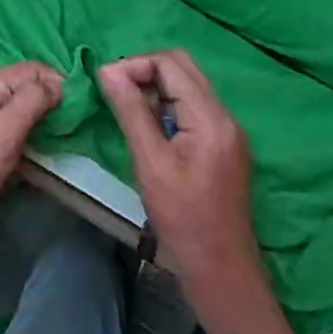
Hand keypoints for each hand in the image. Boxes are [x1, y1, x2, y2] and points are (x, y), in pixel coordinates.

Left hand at [0, 61, 63, 255]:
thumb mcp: (3, 133)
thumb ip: (31, 100)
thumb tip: (60, 82)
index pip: (29, 69)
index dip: (55, 81)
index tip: (79, 101)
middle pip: (29, 85)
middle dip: (54, 96)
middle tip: (79, 114)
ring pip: (28, 106)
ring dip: (49, 114)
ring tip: (72, 125)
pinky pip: (24, 126)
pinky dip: (40, 129)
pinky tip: (56, 138)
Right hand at [98, 49, 256, 283]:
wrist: (221, 270)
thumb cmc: (182, 219)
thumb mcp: (151, 163)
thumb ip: (132, 112)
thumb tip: (108, 70)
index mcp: (211, 116)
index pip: (171, 63)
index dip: (135, 64)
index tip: (105, 81)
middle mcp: (224, 114)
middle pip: (183, 66)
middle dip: (145, 69)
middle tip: (115, 89)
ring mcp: (227, 128)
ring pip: (188, 84)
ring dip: (155, 86)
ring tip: (127, 106)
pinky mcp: (223, 142)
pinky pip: (193, 105)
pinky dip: (168, 103)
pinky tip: (148, 124)